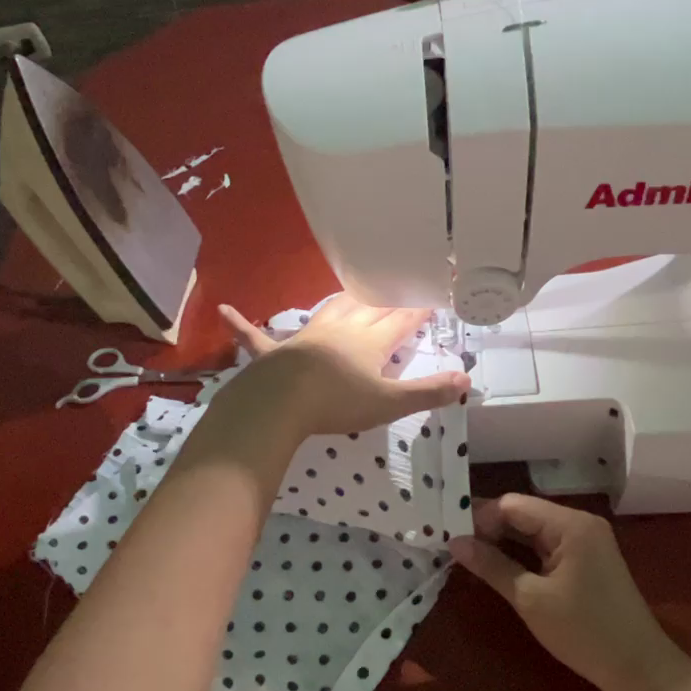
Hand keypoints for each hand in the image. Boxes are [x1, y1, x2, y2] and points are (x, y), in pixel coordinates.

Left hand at [218, 297, 469, 437]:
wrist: (281, 403)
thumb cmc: (337, 402)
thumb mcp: (389, 403)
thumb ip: (428, 392)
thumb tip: (467, 380)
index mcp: (369, 342)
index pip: (399, 321)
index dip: (417, 310)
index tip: (431, 296)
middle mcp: (339, 331)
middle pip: (366, 309)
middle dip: (384, 300)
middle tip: (395, 288)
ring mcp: (304, 339)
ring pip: (326, 312)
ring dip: (340, 302)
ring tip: (349, 293)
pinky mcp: (272, 354)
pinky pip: (254, 336)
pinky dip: (241, 324)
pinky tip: (224, 310)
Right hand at [450, 494, 683, 690]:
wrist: (639, 668)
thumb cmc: (584, 631)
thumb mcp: (530, 599)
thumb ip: (491, 565)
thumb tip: (455, 542)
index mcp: (570, 524)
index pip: (512, 505)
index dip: (478, 517)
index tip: (448, 536)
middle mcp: (580, 524)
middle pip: (523, 513)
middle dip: (488, 528)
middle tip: (452, 546)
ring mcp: (587, 542)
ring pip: (533, 530)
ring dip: (503, 541)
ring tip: (467, 555)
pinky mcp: (588, 560)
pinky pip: (547, 546)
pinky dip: (522, 553)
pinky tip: (499, 565)